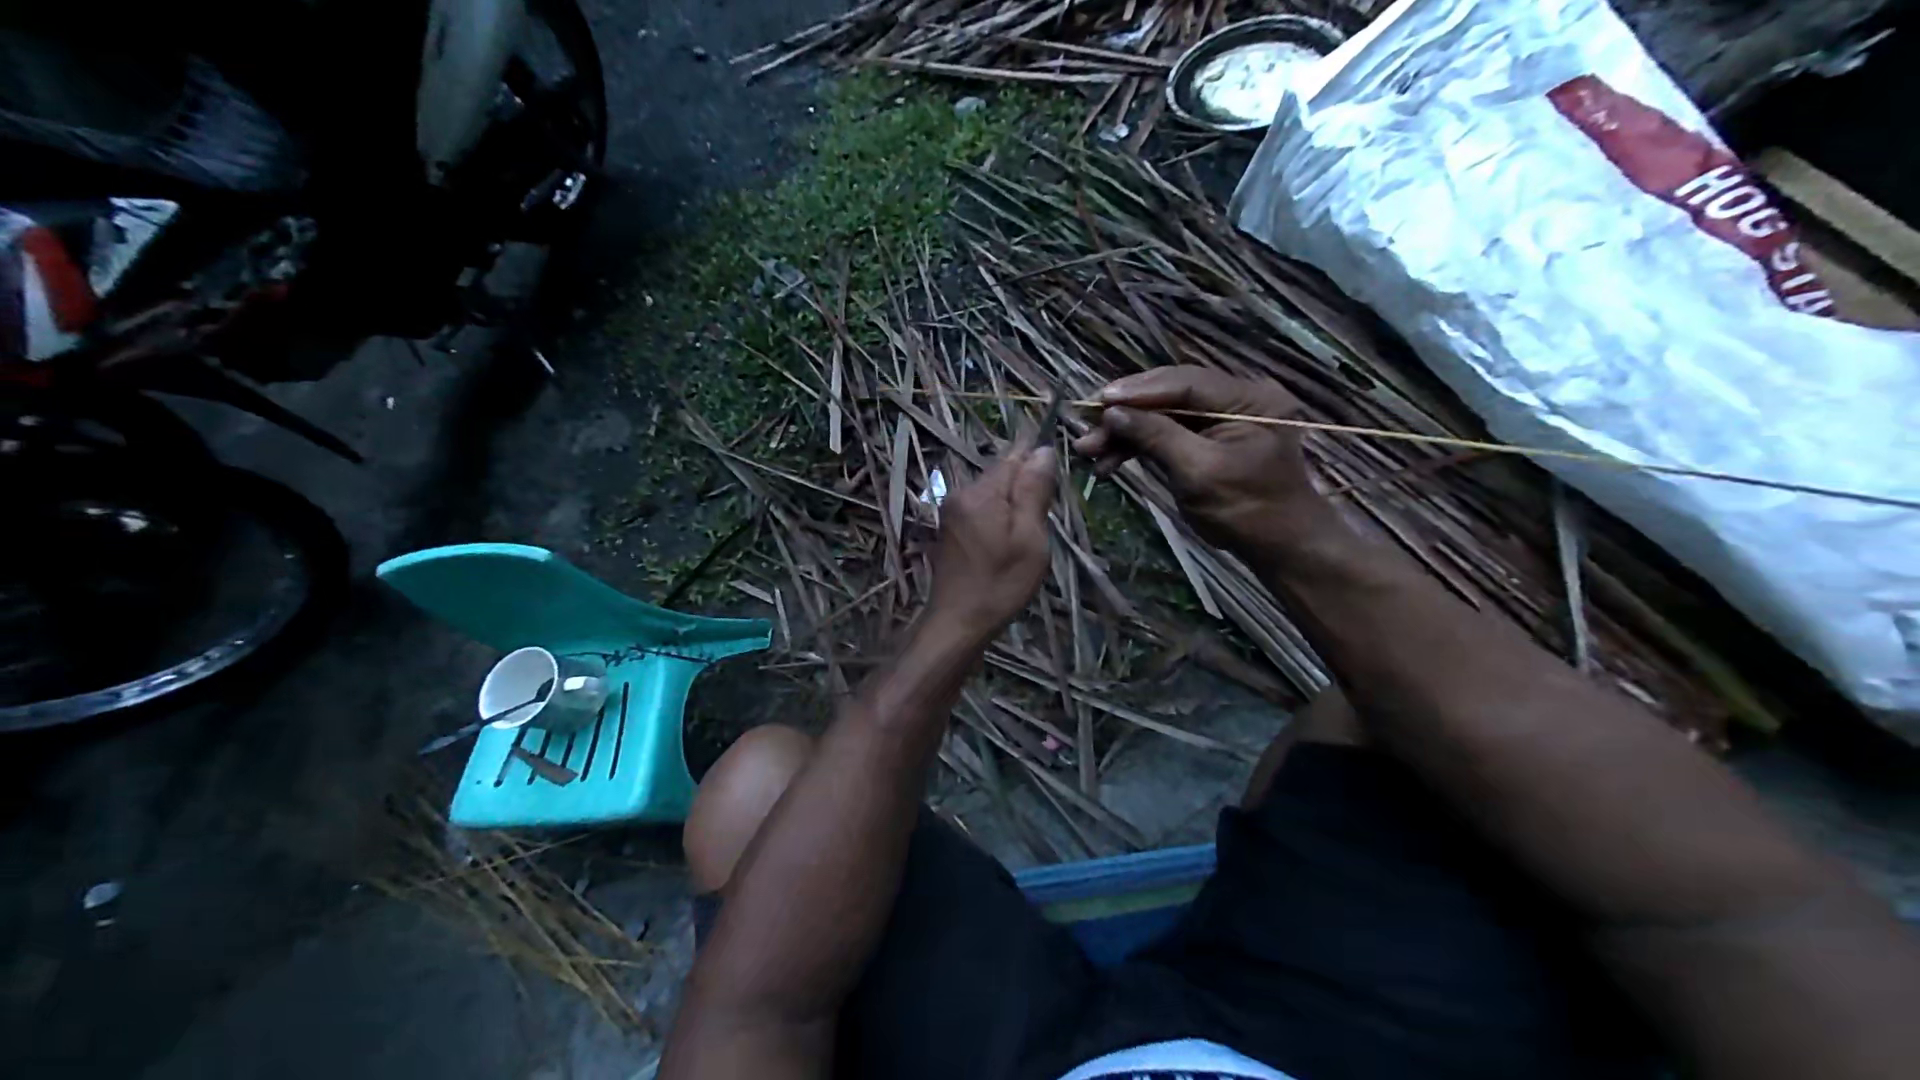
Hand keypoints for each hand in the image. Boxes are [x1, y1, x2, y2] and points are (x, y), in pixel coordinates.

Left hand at [928, 442, 1057, 639]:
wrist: (958, 621)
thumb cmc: (1000, 583)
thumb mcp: (1029, 537)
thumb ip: (1034, 491)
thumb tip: (1042, 450)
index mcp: (981, 492)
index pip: (1013, 456)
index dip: (1036, 464)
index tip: (1051, 489)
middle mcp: (960, 493)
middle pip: (1001, 473)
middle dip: (1025, 487)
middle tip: (1041, 520)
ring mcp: (951, 511)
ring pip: (991, 492)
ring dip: (1012, 504)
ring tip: (1027, 534)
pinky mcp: (949, 529)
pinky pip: (980, 509)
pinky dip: (998, 518)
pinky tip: (1006, 542)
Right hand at [1072, 367, 1336, 552]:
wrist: (1280, 547)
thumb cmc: (1247, 511)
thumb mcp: (1198, 472)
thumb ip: (1156, 436)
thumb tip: (1112, 412)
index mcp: (1249, 399)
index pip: (1187, 383)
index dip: (1140, 390)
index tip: (1100, 401)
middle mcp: (1237, 399)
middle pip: (1170, 396)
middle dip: (1126, 414)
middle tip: (1088, 428)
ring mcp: (1222, 419)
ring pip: (1163, 416)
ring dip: (1126, 433)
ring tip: (1090, 452)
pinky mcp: (1208, 440)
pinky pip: (1167, 434)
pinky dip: (1139, 447)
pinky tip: (1110, 463)